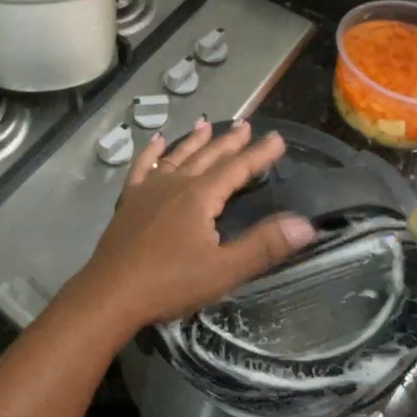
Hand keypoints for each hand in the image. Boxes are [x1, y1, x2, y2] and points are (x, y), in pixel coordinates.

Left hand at [65, 119, 316, 334]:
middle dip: (229, 142)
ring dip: (194, 141)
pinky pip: (143, 167)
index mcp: (200, 196)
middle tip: (246, 125)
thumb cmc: (170, 283)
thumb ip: (264, 246)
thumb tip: (305, 224)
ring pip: (177, 156)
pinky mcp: (129, 200)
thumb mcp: (224, 270)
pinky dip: (152, 152)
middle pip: (207, 157)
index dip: (259, 155)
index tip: (278, 138)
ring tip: (207, 123)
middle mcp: (175, 183)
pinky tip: (155, 141)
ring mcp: (148, 189)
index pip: (236, 169)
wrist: (111, 292)